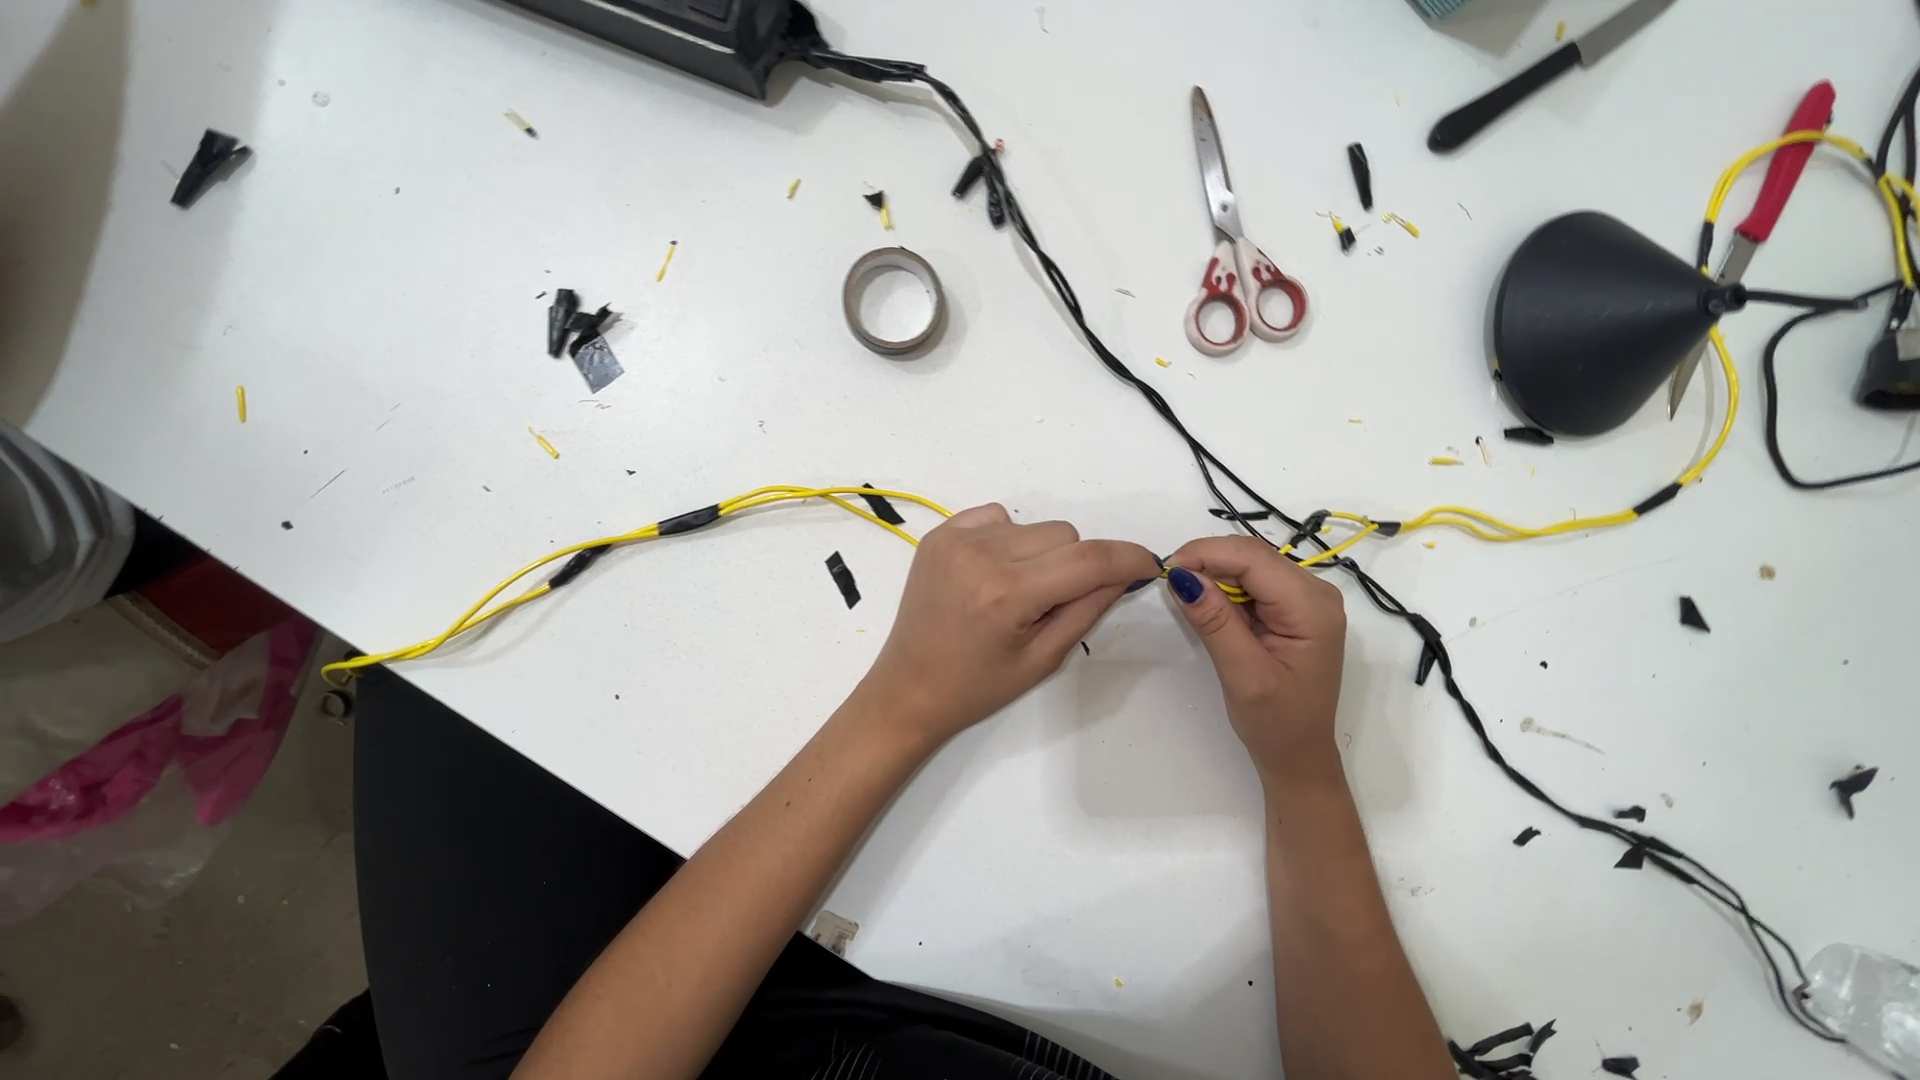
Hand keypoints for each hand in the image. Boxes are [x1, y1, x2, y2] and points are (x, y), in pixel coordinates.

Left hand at [860, 504, 1160, 745]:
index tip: (1149, 565)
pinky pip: (998, 517)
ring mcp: (954, 538)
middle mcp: (979, 554)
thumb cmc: (976, 687)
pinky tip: (993, 574)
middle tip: (1053, 604)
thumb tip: (1122, 573)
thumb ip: (1088, 609)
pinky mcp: (939, 533)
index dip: (1128, 559)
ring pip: (1034, 525)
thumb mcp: (1043, 659)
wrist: (908, 689)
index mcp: (1007, 593)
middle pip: (1065, 534)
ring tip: (1017, 592)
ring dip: (1041, 553)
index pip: (1088, 560)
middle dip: (1076, 565)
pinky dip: (1009, 540)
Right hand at [1164, 536, 1347, 784]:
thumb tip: (1182, 576)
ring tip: (1186, 596)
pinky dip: (1225, 586)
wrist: (1299, 753)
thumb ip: (1215, 621)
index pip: (1253, 558)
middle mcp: (1315, 592)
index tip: (1166, 571)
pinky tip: (1208, 605)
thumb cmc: (1276, 722)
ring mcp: (1305, 598)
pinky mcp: (1292, 607)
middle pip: (1252, 555)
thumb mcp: (1243, 674)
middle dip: (1208, 561)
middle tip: (1171, 584)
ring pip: (1250, 563)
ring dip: (1214, 573)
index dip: (1206, 554)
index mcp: (1311, 608)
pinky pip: (1253, 580)